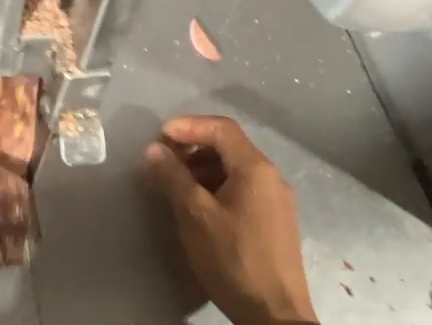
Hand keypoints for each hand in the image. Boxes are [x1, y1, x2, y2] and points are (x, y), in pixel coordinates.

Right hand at [146, 116, 317, 324]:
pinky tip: (199, 206)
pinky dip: (217, 186)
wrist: (276, 318)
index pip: (221, 128)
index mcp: (256, 168)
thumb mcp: (196, 216)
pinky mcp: (275, 223)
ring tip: (176, 183)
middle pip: (229, 146)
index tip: (159, 137)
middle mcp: (271, 177)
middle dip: (193, 146)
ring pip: (235, 169)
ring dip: (203, 168)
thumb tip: (153, 149)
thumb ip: (173, 177)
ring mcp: (277, 201)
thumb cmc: (234, 260)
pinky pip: (243, 189)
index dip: (188, 126)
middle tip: (164, 159)